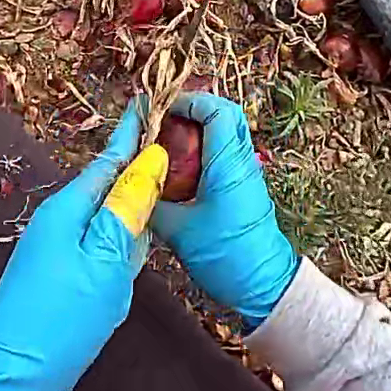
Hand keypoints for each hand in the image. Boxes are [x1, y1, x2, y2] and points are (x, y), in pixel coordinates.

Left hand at [0, 99, 164, 390]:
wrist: (13, 375)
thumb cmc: (62, 317)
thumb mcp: (105, 260)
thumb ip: (128, 210)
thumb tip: (148, 161)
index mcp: (69, 207)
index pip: (109, 161)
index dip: (132, 136)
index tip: (148, 106)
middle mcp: (60, 220)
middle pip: (107, 187)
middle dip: (136, 173)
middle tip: (169, 151)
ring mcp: (57, 247)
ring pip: (105, 220)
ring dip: (129, 212)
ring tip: (157, 188)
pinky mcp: (60, 274)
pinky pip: (98, 249)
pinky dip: (119, 249)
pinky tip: (132, 254)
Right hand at [150, 92, 298, 328]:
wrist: (264, 287)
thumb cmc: (225, 256)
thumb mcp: (177, 229)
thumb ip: (150, 201)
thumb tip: (126, 182)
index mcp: (227, 164)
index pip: (216, 110)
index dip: (188, 102)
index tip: (160, 110)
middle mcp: (241, 161)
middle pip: (224, 114)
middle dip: (191, 110)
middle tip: (162, 121)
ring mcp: (245, 173)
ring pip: (224, 132)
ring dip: (196, 130)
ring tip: (164, 141)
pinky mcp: (242, 186)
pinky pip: (222, 152)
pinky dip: (201, 149)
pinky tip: (176, 167)